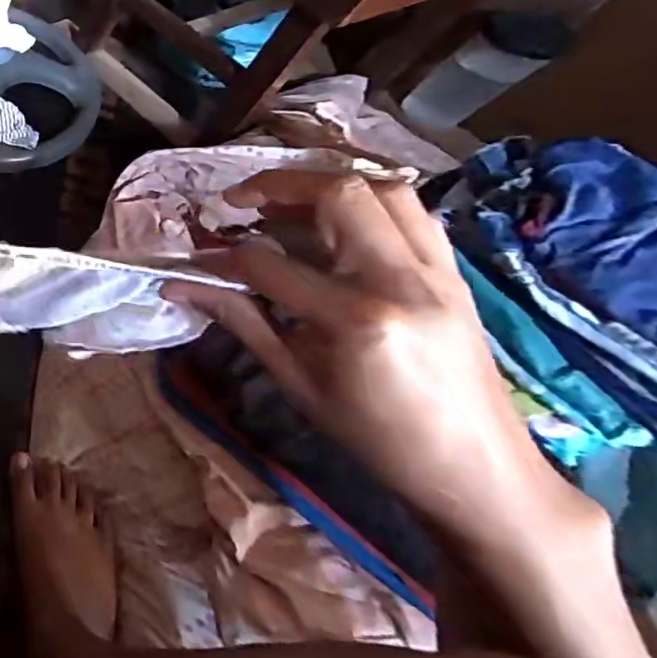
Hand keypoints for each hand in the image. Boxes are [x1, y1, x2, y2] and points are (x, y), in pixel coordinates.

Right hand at [162, 169, 582, 544]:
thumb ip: (238, 318)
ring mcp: (437, 273)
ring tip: (286, 202)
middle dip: (278, 185)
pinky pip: (412, 212)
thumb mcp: (295, 379)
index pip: (269, 263)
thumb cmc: (376, 435)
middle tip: (239, 200)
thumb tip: (177, 285)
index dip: (222, 258)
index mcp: (357, 318)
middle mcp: (402, 281)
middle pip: (339, 195)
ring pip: (384, 189)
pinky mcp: (453, 274)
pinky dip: (367, 201)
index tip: (195, 260)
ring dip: (326, 183)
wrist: (479, 474)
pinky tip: (336, 221)